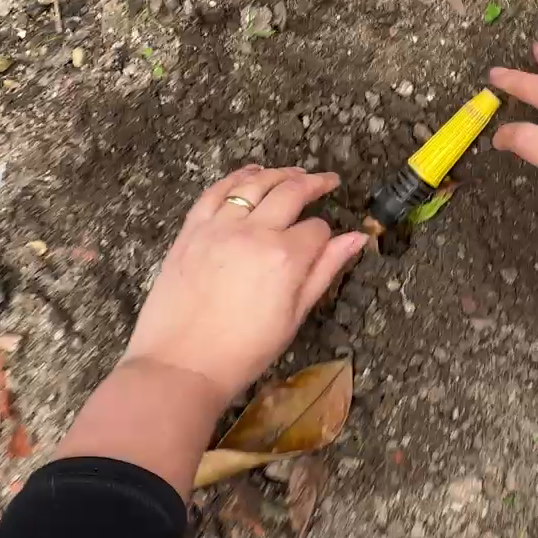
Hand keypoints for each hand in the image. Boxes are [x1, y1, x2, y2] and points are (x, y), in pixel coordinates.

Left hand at [125, 166, 366, 400]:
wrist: (180, 366)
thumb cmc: (244, 351)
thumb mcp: (295, 315)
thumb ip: (325, 270)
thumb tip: (357, 238)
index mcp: (285, 257)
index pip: (317, 229)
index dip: (326, 236)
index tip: (324, 245)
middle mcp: (254, 232)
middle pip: (291, 192)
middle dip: (314, 183)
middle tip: (328, 180)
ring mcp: (219, 228)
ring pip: (255, 184)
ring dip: (279, 173)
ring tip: (295, 172)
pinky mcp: (192, 230)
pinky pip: (216, 192)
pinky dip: (237, 177)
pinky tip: (252, 173)